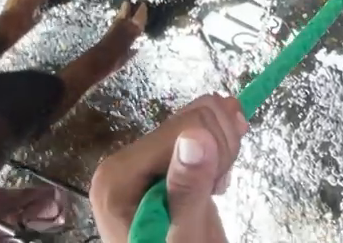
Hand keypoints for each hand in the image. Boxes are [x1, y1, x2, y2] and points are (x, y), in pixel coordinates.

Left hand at [89, 93, 246, 242]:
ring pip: (207, 112)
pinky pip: (207, 120)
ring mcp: (146, 154)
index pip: (186, 126)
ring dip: (224, 146)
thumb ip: (187, 192)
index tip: (215, 189)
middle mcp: (127, 158)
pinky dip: (223, 141)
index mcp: (118, 174)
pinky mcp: (167, 153)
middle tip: (214, 189)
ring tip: (213, 186)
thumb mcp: (185, 240)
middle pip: (197, 114)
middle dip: (221, 147)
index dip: (213, 151)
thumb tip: (195, 136)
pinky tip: (215, 173)